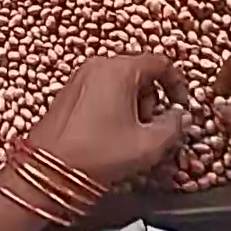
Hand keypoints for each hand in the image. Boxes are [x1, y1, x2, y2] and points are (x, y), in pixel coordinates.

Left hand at [26, 54, 189, 185]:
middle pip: (138, 71)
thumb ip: (173, 127)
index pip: (159, 63)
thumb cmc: (100, 153)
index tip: (181, 106)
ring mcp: (79, 77)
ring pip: (119, 81)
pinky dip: (112, 104)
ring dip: (132, 103)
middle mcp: (97, 65)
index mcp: (119, 70)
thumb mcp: (148, 144)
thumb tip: (180, 116)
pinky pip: (100, 88)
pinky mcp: (68, 91)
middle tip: (151, 127)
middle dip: (152, 98)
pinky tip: (110, 132)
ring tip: (130, 134)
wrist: (49, 168)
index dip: (177, 84)